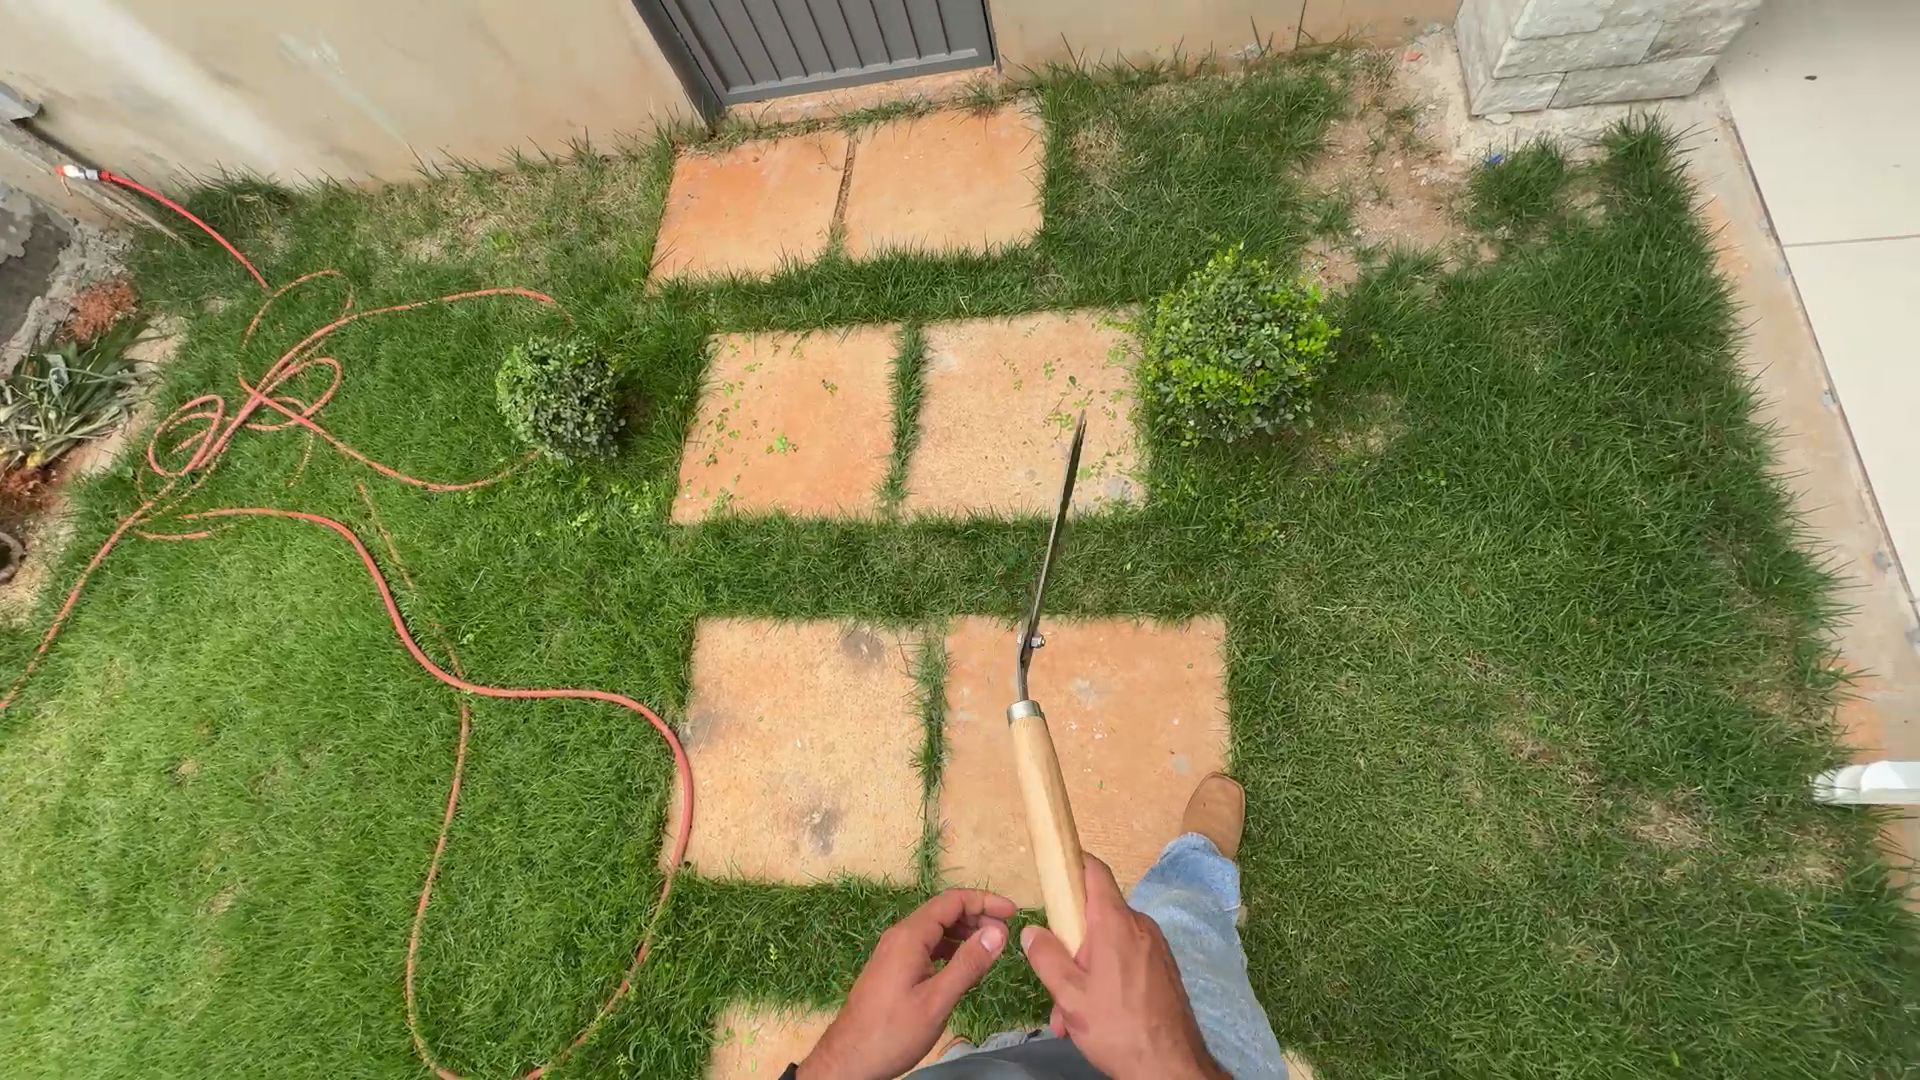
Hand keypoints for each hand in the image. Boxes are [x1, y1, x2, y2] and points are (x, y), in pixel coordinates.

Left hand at [797, 888, 1014, 1079]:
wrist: (847, 1060)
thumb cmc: (892, 1031)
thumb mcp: (937, 1001)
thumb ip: (967, 964)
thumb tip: (997, 931)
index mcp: (910, 934)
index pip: (953, 901)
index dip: (984, 901)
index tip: (1012, 912)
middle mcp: (901, 934)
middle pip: (944, 911)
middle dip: (977, 915)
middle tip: (1006, 933)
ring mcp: (895, 950)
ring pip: (935, 928)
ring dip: (964, 931)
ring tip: (990, 947)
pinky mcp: (893, 967)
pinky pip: (926, 945)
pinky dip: (949, 947)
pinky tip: (962, 963)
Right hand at [1020, 855, 1226, 1079]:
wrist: (1174, 1071)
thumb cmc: (1119, 1028)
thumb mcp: (1070, 996)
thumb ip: (1046, 958)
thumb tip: (1032, 931)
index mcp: (1115, 922)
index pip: (1095, 870)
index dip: (1073, 863)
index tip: (1054, 873)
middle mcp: (1139, 925)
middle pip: (1096, 913)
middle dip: (1071, 943)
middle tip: (1056, 980)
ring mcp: (1155, 946)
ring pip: (1110, 942)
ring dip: (1087, 969)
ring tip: (1072, 1014)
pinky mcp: (1164, 968)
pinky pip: (1128, 959)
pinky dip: (1109, 977)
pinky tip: (1097, 1015)